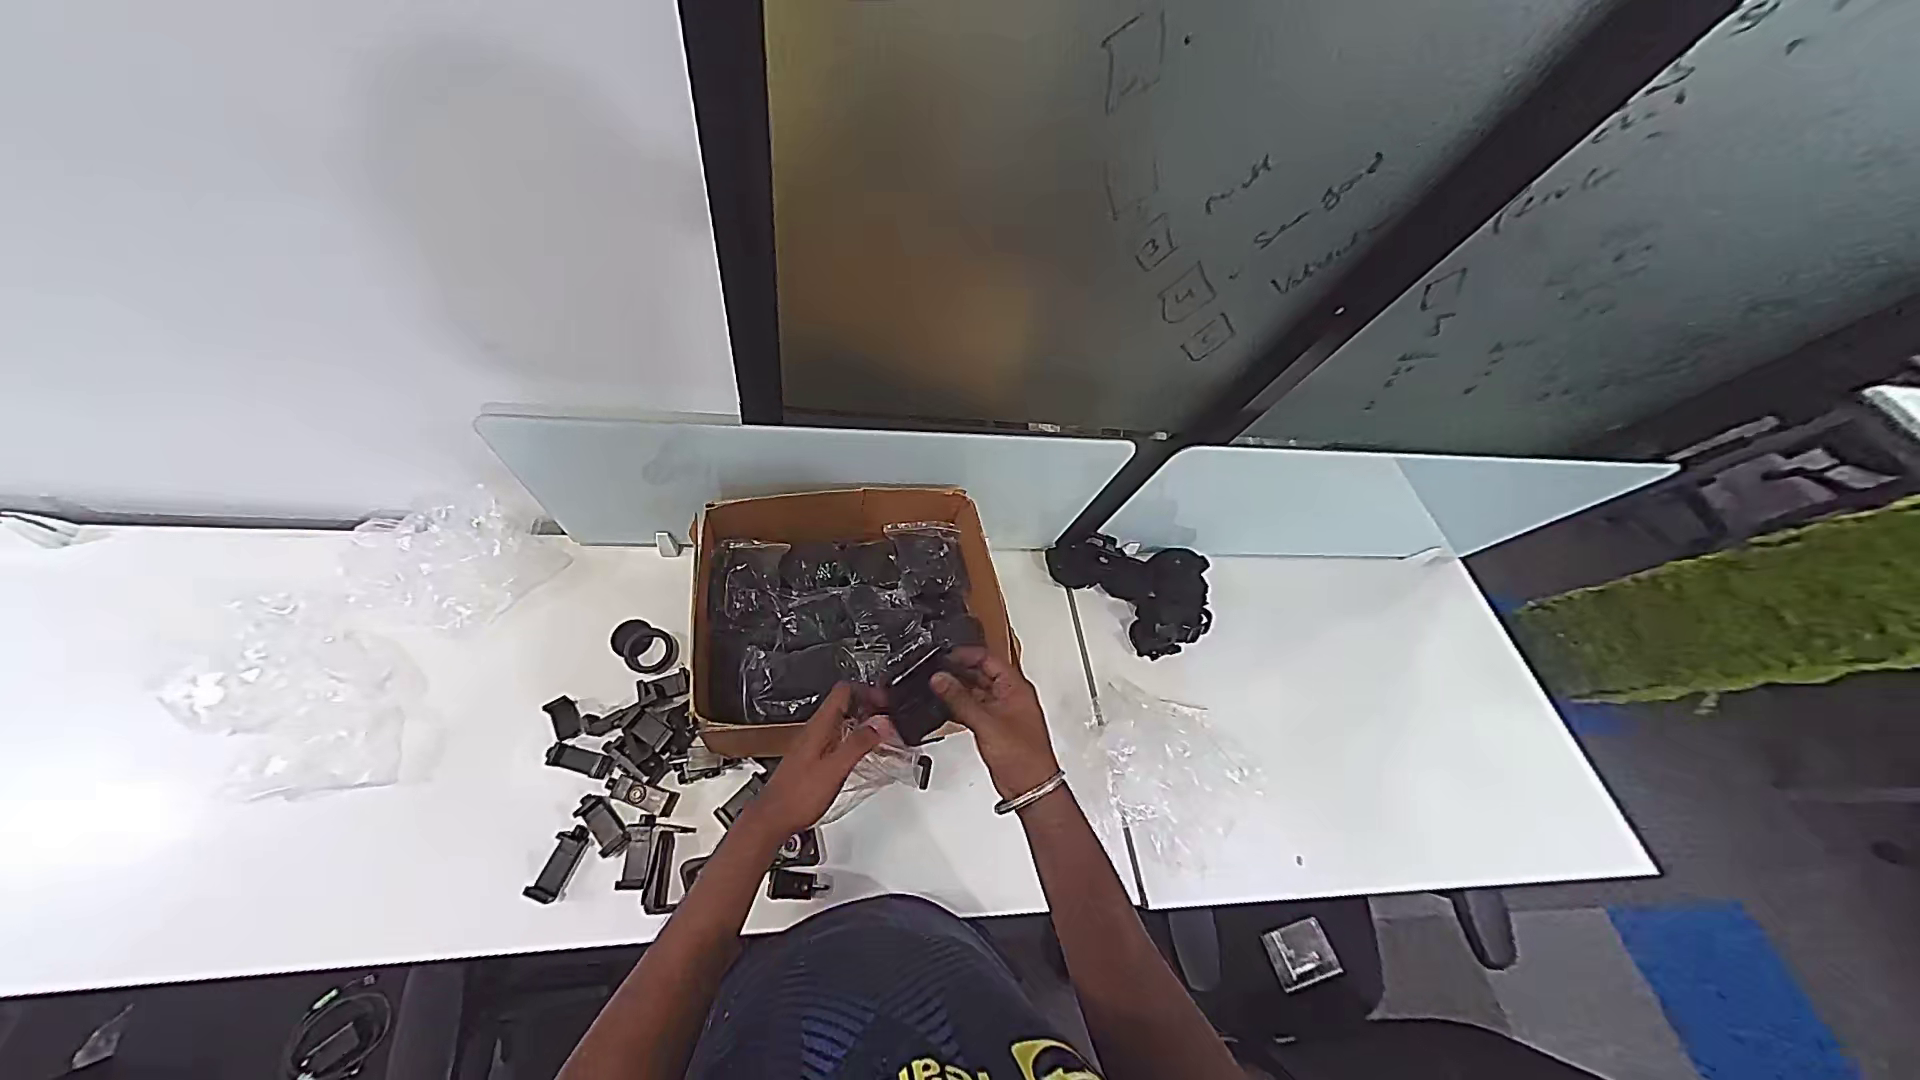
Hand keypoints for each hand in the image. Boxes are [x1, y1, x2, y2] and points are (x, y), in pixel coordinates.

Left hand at [740, 683, 889, 839]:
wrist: (772, 818)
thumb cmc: (797, 796)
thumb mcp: (835, 769)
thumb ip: (858, 744)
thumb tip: (880, 724)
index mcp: (819, 726)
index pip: (844, 691)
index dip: (867, 691)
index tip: (885, 703)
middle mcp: (814, 730)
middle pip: (844, 702)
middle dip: (868, 705)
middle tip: (887, 717)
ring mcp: (812, 742)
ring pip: (841, 720)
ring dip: (862, 721)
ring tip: (880, 732)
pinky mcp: (812, 756)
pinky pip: (837, 736)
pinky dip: (854, 737)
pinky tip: (862, 751)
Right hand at [931, 646, 1060, 799]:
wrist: (1030, 787)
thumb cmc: (1024, 757)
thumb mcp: (986, 723)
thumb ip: (960, 699)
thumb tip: (941, 680)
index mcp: (1016, 687)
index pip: (988, 658)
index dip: (966, 654)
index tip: (946, 656)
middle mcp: (1010, 696)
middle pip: (982, 672)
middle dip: (959, 670)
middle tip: (937, 671)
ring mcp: (1003, 711)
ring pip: (977, 690)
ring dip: (959, 688)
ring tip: (938, 686)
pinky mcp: (995, 726)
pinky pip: (975, 707)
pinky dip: (961, 705)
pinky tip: (947, 706)